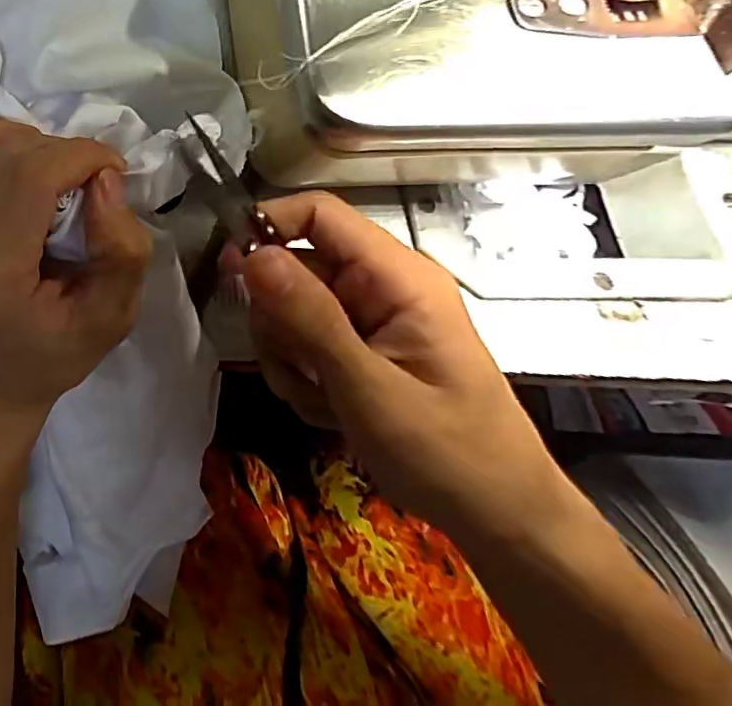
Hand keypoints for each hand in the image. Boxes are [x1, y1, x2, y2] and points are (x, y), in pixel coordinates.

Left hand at [0, 118, 153, 433]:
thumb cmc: (56, 355)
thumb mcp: (111, 318)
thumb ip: (122, 251)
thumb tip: (104, 178)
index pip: (30, 177)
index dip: (80, 156)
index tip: (114, 172)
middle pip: (8, 153)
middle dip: (66, 150)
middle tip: (96, 180)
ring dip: (36, 144)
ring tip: (63, 178)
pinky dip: (4, 145)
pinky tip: (28, 174)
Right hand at [224, 192, 567, 539]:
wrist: (499, 517)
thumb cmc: (450, 455)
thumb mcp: (371, 389)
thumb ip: (310, 318)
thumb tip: (253, 256)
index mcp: (397, 277)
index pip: (319, 214)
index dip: (269, 227)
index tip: (232, 272)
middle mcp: (379, 285)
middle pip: (293, 266)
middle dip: (278, 319)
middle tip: (299, 369)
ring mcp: (368, 316)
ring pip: (288, 308)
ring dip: (287, 355)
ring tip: (320, 398)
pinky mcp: (358, 344)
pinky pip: (300, 340)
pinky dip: (299, 374)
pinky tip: (328, 408)